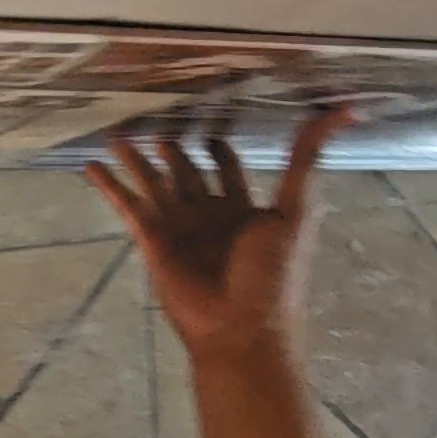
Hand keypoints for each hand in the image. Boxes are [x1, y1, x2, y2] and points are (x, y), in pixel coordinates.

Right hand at [84, 113, 351, 359]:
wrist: (241, 328)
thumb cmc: (274, 276)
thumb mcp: (296, 211)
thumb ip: (306, 160)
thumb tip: (344, 109)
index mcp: (243, 210)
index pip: (226, 169)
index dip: (218, 147)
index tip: (209, 122)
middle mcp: (208, 215)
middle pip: (185, 173)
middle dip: (172, 150)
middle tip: (157, 122)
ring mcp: (178, 229)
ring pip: (153, 184)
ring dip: (136, 161)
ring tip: (118, 134)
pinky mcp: (152, 241)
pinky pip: (128, 207)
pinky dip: (110, 187)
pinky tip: (92, 166)